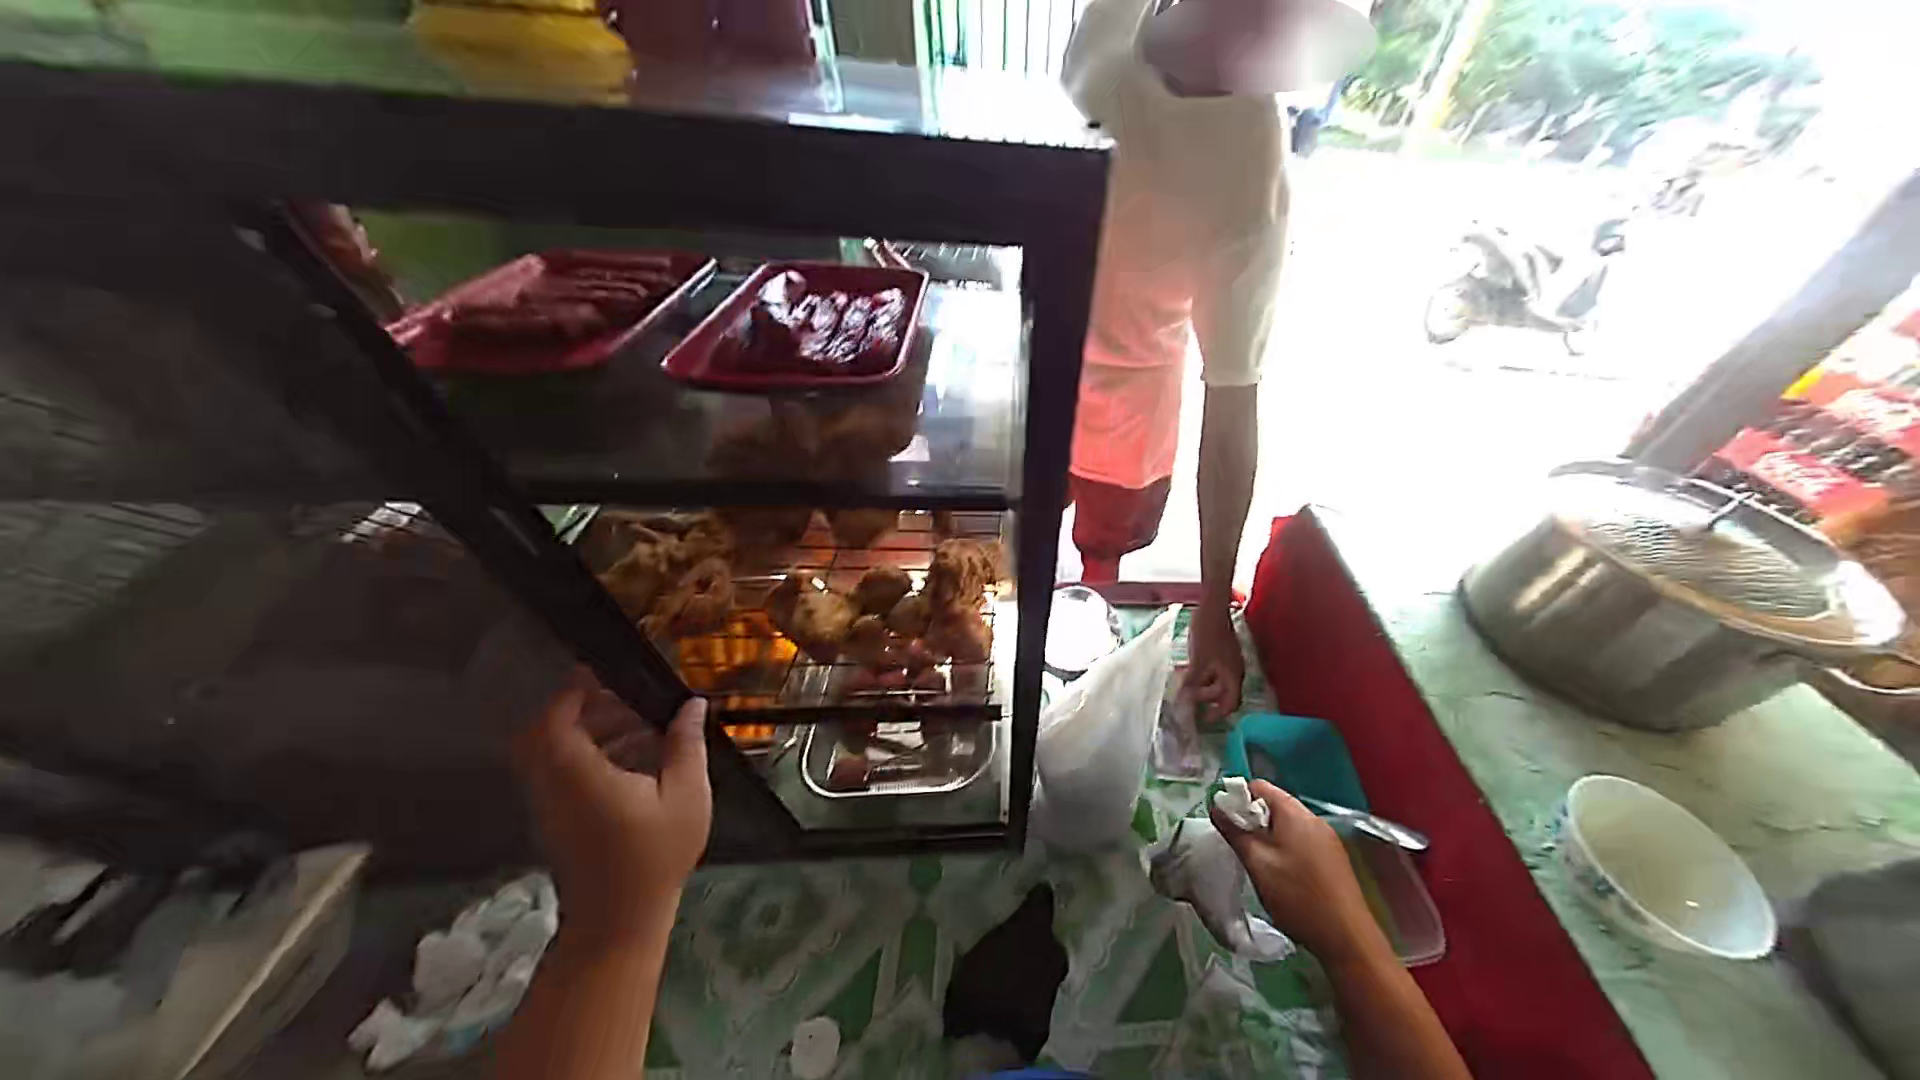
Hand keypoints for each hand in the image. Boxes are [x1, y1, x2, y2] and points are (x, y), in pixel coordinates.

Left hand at [511, 668, 711, 939]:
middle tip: (624, 699)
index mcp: (580, 775)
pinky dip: (590, 754)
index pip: (553, 722)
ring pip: (553, 752)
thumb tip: (692, 705)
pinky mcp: (556, 820)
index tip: (601, 674)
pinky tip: (637, 760)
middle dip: (581, 708)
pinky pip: (561, 772)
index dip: (570, 692)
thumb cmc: (654, 856)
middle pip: (545, 733)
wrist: (619, 922)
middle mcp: (554, 786)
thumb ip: (686, 745)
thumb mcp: (685, 796)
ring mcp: (550, 806)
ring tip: (641, 726)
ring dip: (590, 731)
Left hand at [1184, 601, 1244, 723]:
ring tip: (1182, 688)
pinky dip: (1199, 674)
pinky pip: (1211, 669)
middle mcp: (1234, 670)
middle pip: (1223, 693)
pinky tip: (1184, 671)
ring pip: (1215, 681)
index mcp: (1233, 675)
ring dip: (1200, 686)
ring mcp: (1228, 660)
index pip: (1231, 702)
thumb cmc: (1206, 633)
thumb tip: (1185, 700)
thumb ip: (1193, 681)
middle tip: (1188, 703)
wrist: (1212, 607)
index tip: (1203, 720)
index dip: (1218, 713)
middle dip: (1206, 700)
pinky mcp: (1220, 652)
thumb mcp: (1198, 659)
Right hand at [1211, 779, 1386, 964]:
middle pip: (1274, 804)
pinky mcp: (1334, 859)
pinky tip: (1280, 872)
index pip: (1259, 786)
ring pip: (1288, 824)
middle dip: (1252, 818)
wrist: (1348, 940)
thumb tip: (1216, 807)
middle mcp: (1314, 820)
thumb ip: (1234, 831)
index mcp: (1295, 814)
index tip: (1225, 820)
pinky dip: (1285, 847)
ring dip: (1268, 834)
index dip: (1237, 797)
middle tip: (1239, 843)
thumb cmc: (1297, 896)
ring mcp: (1327, 840)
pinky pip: (1302, 840)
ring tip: (1257, 860)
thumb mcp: (1257, 863)